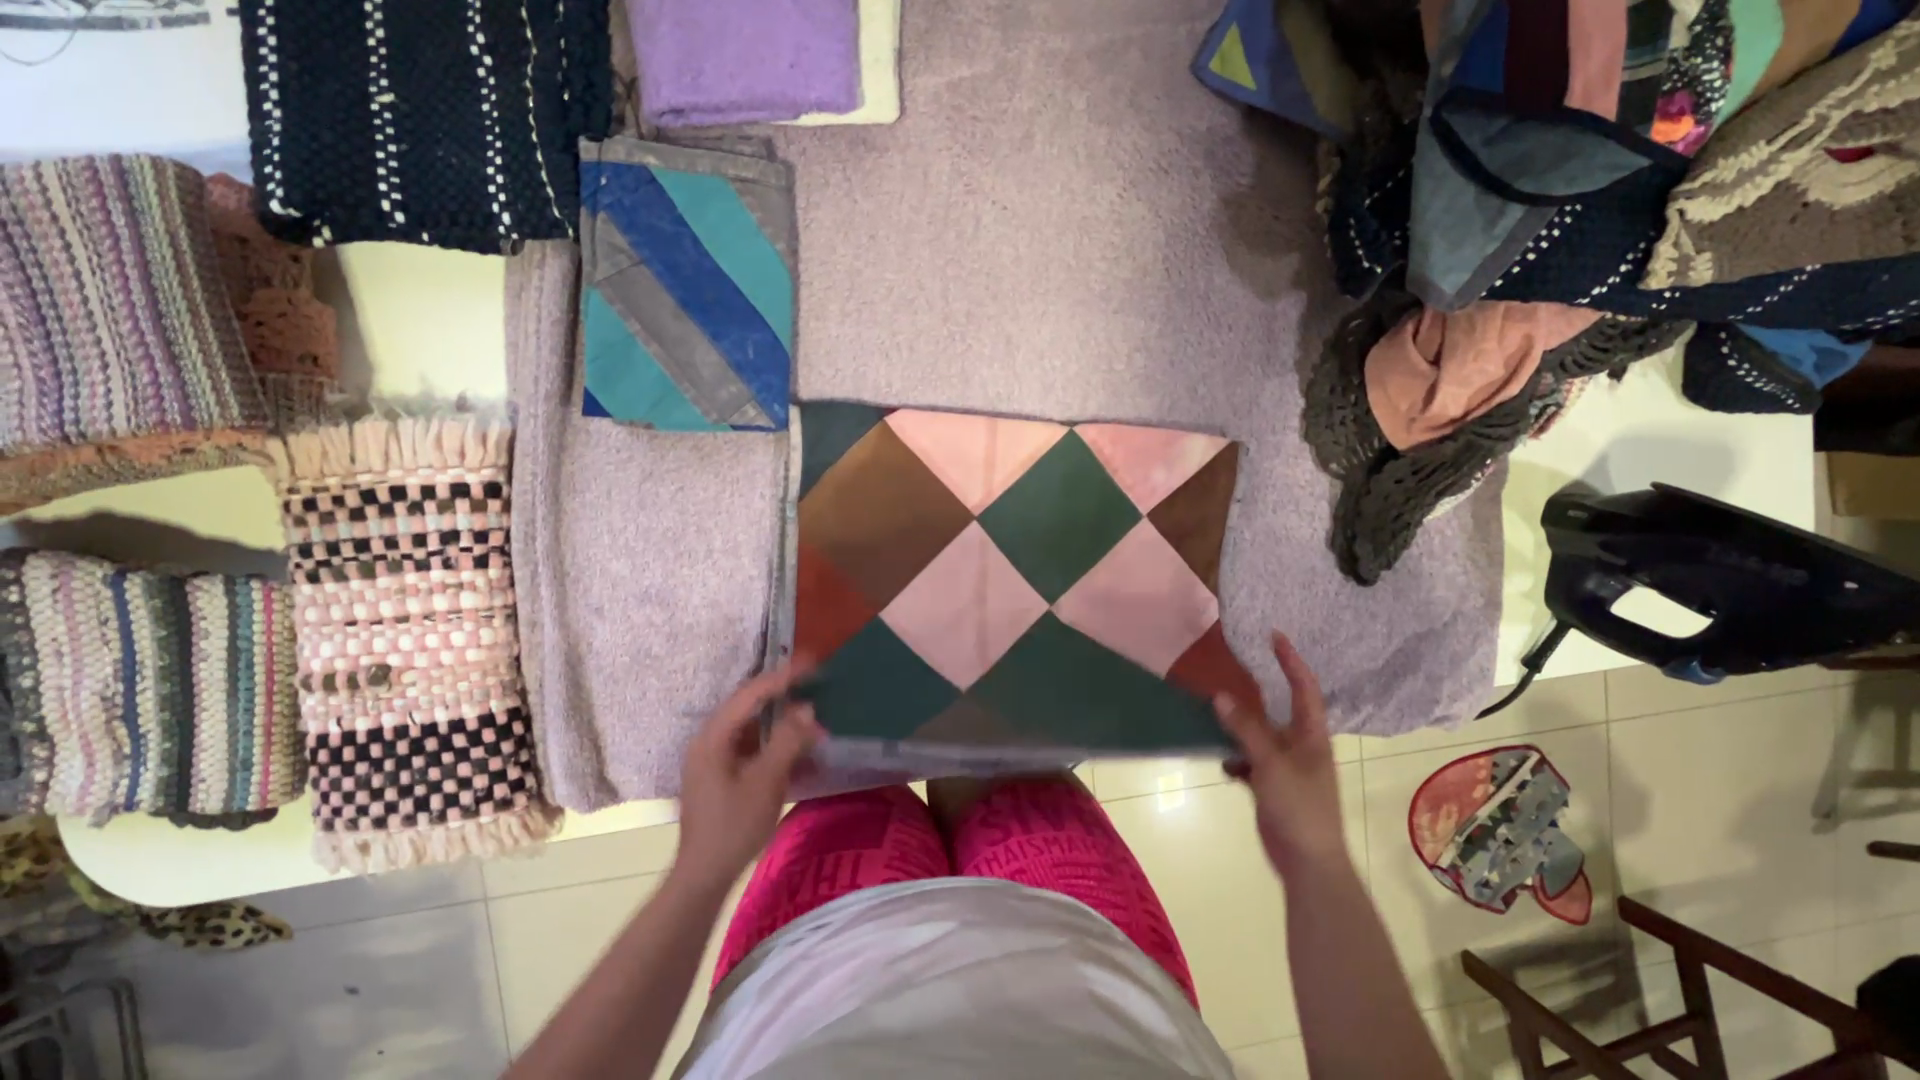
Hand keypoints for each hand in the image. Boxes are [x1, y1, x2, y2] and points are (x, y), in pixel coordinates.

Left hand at [674, 659, 823, 890]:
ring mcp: (714, 761)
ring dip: (783, 722)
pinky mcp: (722, 778)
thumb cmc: (733, 827)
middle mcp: (709, 742)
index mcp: (713, 738)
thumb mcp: (765, 782)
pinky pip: (752, 749)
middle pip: (749, 707)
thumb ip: (787, 741)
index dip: (782, 677)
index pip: (750, 695)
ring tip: (814, 717)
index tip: (811, 663)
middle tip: (815, 682)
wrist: (704, 875)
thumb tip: (807, 709)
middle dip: (783, 695)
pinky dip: (776, 744)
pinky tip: (800, 750)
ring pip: (752, 729)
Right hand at [1215, 631, 1349, 878]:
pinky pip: (1251, 762)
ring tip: (1216, 711)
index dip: (1291, 661)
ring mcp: (1287, 768)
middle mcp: (1302, 746)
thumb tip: (1220, 696)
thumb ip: (1247, 730)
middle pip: (1281, 709)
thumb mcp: (1272, 765)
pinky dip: (1236, 759)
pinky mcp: (1273, 788)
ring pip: (1261, 736)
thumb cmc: (1300, 808)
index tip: (1275, 635)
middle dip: (1261, 689)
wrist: (1308, 861)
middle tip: (1238, 666)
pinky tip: (1222, 762)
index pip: (1304, 688)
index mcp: (1312, 736)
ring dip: (1241, 725)